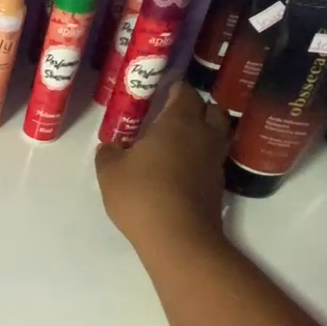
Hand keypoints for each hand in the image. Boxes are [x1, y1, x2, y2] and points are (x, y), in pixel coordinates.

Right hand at [95, 82, 230, 255]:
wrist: (179, 237)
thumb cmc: (141, 195)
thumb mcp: (110, 172)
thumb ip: (109, 153)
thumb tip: (111, 146)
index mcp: (178, 123)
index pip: (185, 93)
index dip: (175, 88)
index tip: (161, 89)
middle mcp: (203, 136)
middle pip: (211, 109)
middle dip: (195, 106)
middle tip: (172, 111)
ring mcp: (214, 160)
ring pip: (216, 133)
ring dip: (202, 130)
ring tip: (178, 137)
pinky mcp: (217, 183)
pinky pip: (212, 157)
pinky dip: (200, 154)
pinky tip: (181, 164)